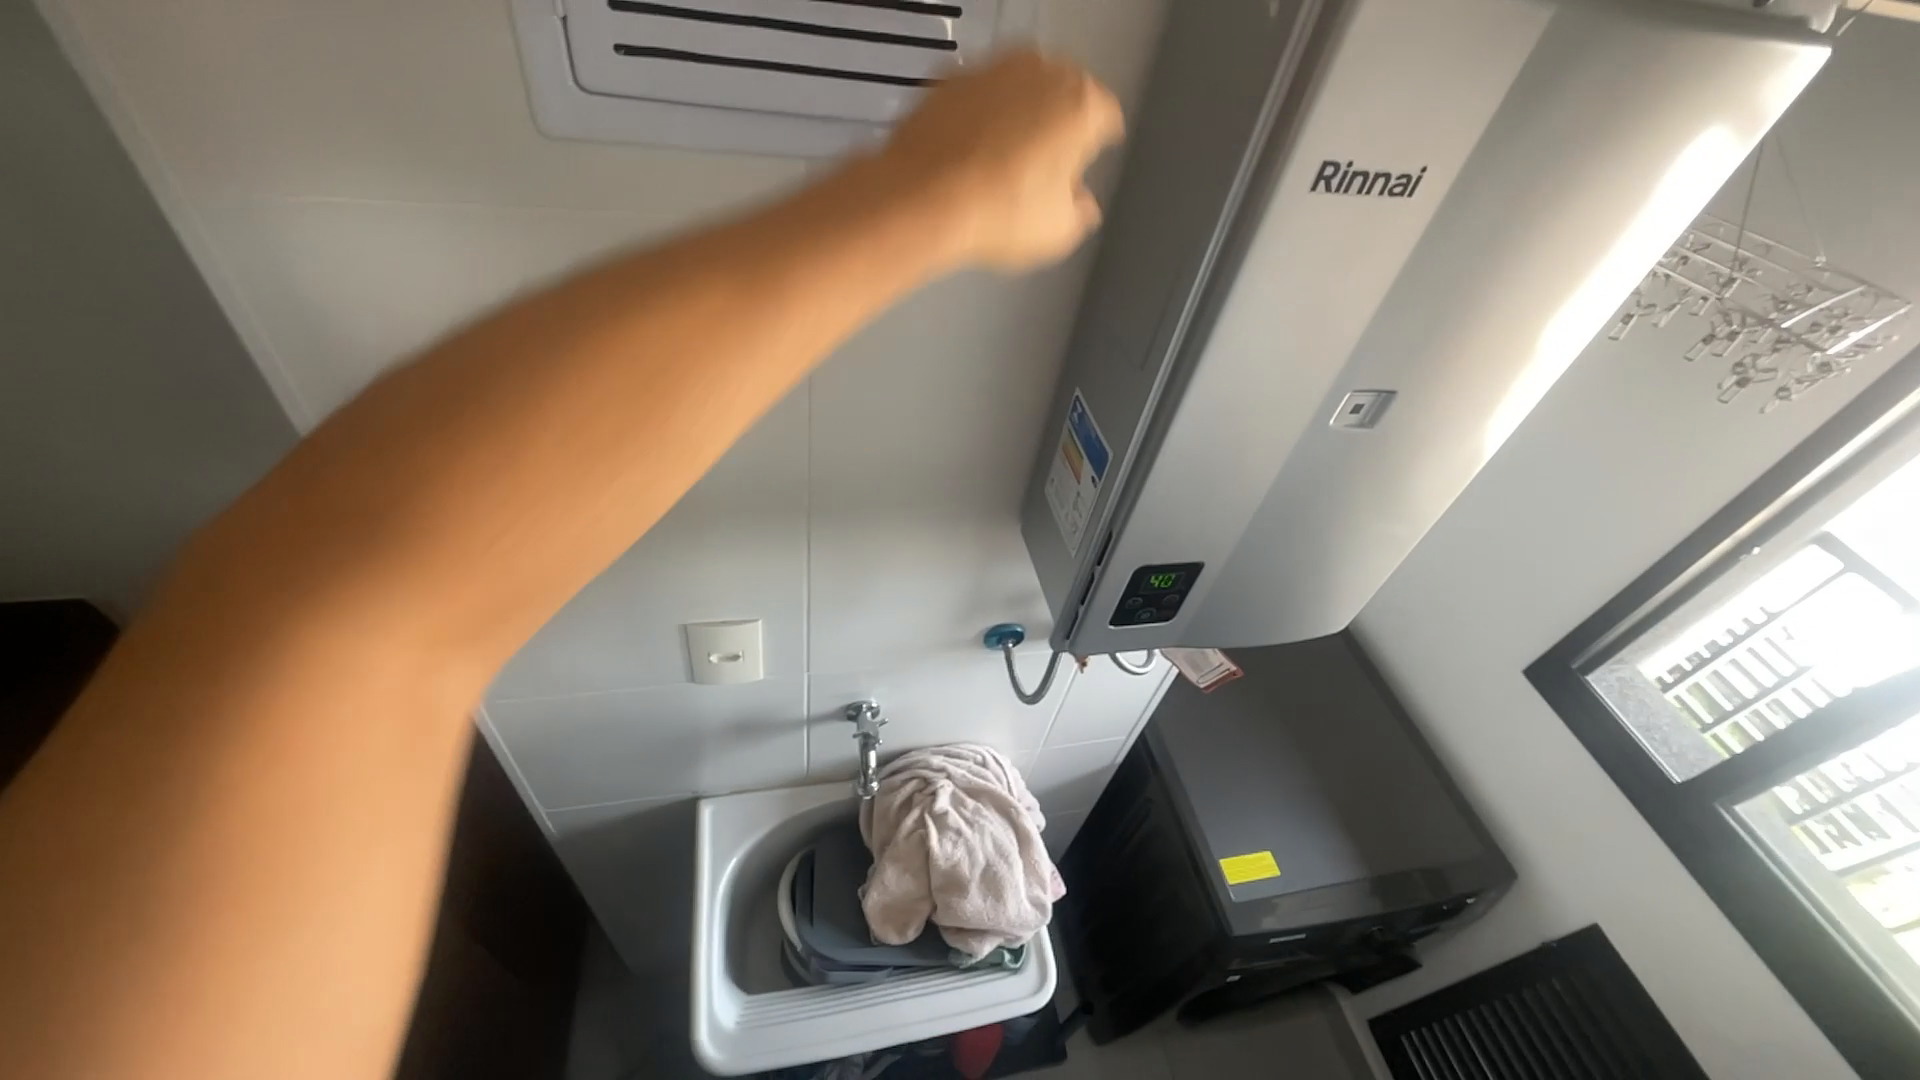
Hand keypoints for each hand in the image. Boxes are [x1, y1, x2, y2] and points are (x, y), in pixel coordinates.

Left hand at [878, 49, 1124, 271]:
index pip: (1105, 118)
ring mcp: (990, 71)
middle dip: (1056, 127)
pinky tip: (968, 158)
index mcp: (1082, 104)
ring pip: (1016, 94)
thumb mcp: (1058, 231)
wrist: (921, 200)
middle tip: (1045, 168)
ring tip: (1003, 165)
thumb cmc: (998, 212)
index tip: (1089, 161)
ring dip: (1015, 121)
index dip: (1097, 146)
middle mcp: (1040, 73)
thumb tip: (1081, 207)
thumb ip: (1079, 213)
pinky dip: (976, 123)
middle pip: (1061, 96)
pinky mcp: (947, 82)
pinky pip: (974, 102)